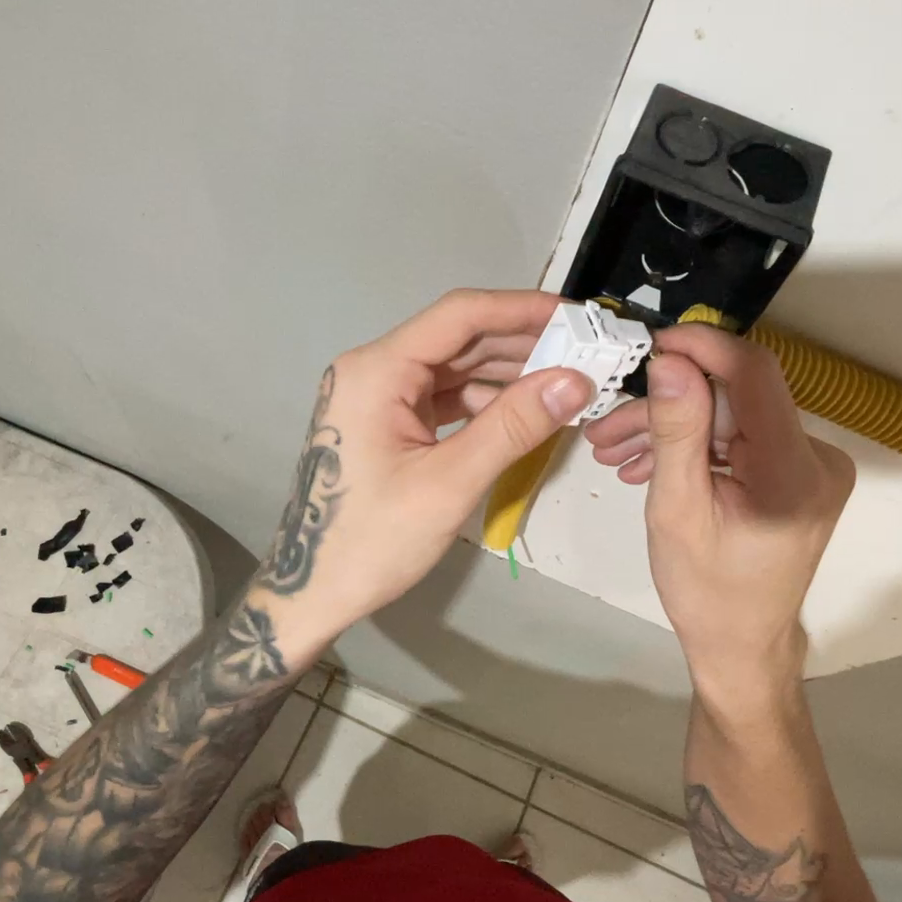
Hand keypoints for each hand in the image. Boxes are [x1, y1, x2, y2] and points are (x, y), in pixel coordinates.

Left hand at [253, 290, 592, 659]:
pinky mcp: (387, 423)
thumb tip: (576, 381)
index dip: (522, 310)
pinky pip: (443, 399)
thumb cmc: (373, 541)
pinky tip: (525, 414)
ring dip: (508, 375)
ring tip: (566, 384)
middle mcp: (373, 370)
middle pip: (458, 339)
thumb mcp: (449, 483)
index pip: (459, 316)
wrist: (315, 591)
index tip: (579, 317)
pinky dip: (484, 404)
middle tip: (587, 354)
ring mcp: (378, 397)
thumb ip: (513, 427)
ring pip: (454, 369)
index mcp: (377, 371)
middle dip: (522, 344)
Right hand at [584, 325, 853, 697]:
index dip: (703, 348)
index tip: (650, 345)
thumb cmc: (706, 592)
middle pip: (734, 400)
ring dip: (671, 429)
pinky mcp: (795, 475)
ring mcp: (810, 467)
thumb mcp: (677, 511)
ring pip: (731, 420)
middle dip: (665, 406)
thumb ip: (677, 433)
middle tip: (604, 426)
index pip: (755, 375)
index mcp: (793, 471)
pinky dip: (695, 448)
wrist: (740, 644)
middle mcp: (817, 459)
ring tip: (611, 452)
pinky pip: (739, 442)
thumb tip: (668, 362)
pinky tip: (646, 465)